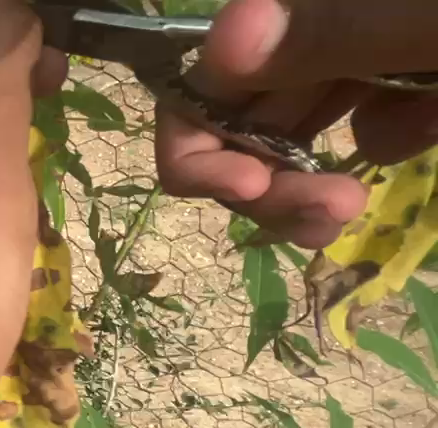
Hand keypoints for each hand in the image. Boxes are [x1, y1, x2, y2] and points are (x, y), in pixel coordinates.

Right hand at [158, 0, 437, 248]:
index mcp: (318, 5)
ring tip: (348, 212)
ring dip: (302, 182)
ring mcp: (376, 43)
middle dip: (261, 179)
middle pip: (243, 113)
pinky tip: (425, 136)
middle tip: (322, 220)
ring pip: (297, 122)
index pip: (208, 76)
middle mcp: (331, 22)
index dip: (199, 143)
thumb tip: (223, 37)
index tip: (242, 191)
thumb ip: (341, 26)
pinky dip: (382, 140)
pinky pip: (369, 109)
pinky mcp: (414, 66)